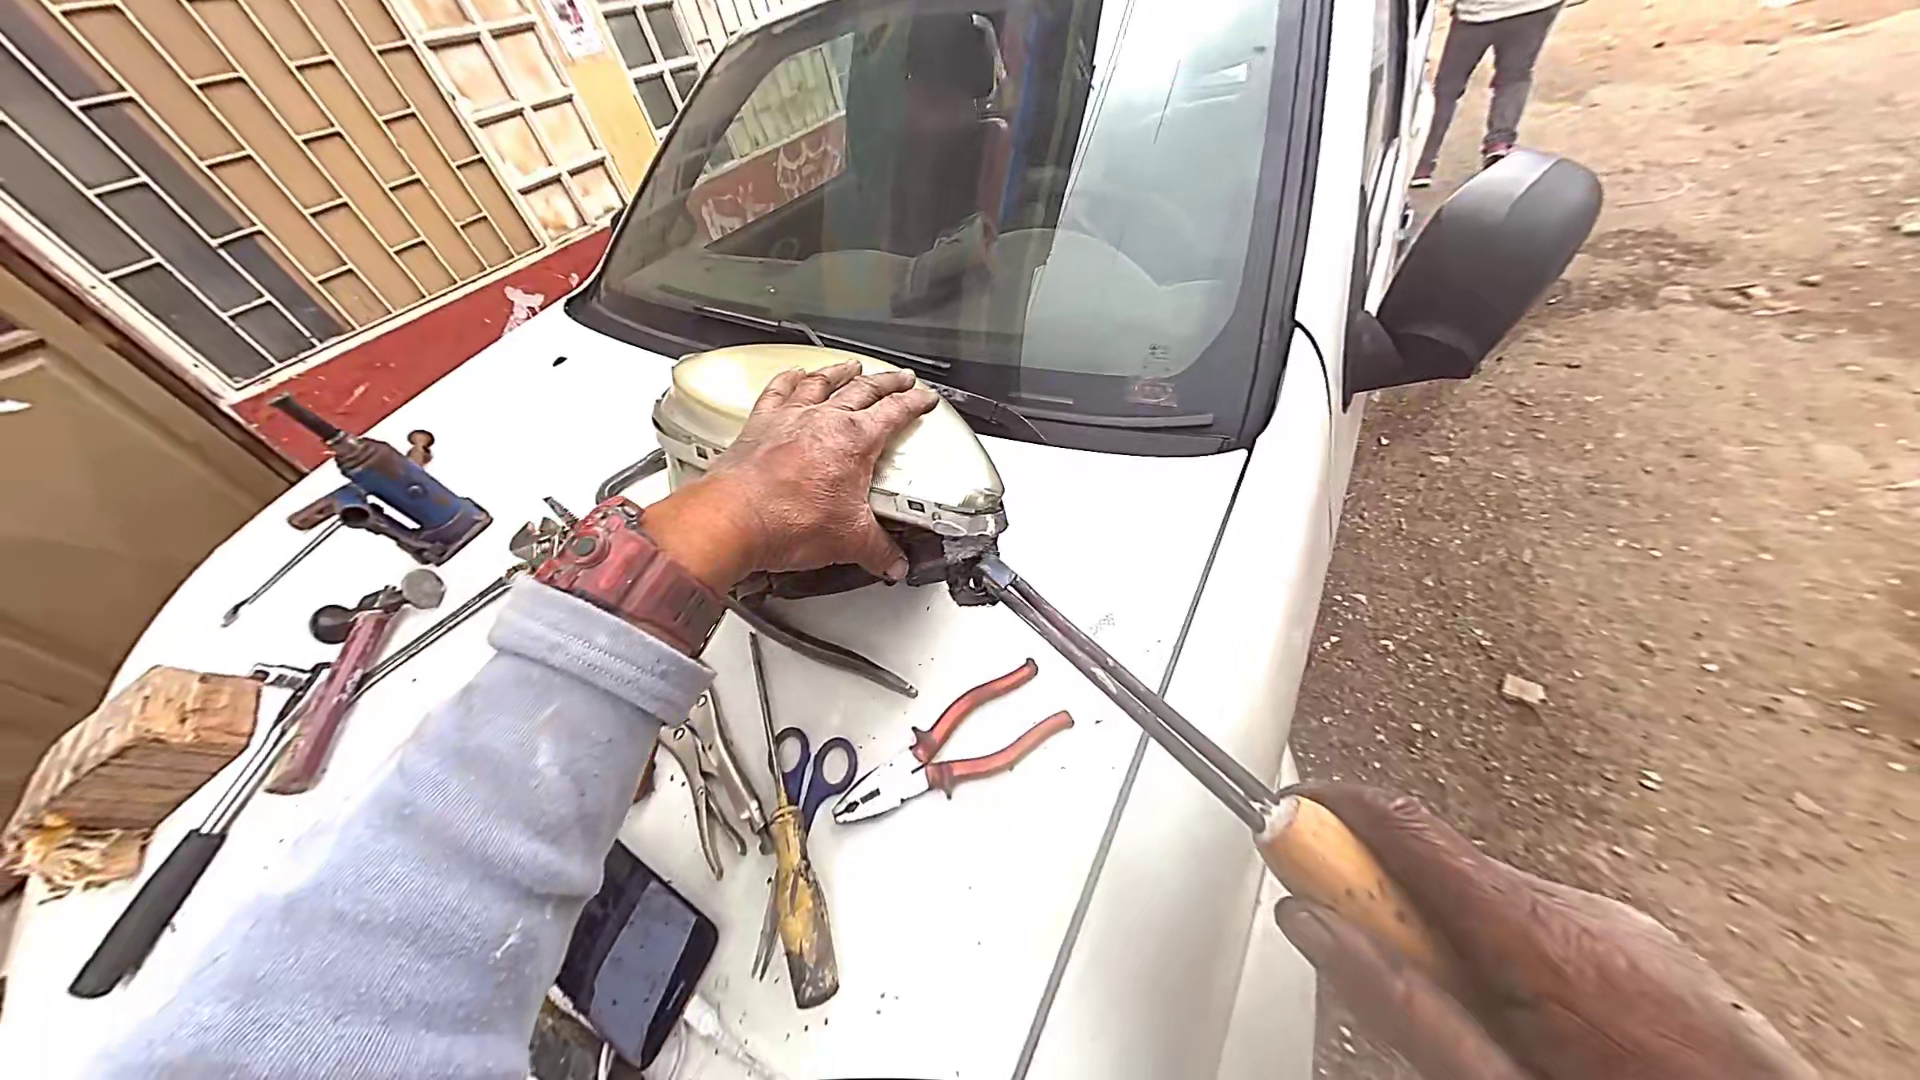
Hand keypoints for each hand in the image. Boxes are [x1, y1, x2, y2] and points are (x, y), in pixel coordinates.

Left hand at [642, 360, 939, 591]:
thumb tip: (894, 563)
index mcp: (855, 440)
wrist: (734, 520)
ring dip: (841, 371)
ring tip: (852, 366)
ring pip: (822, 382)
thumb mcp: (849, 541)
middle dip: (887, 381)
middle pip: (864, 388)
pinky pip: (778, 390)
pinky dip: (789, 379)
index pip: (895, 412)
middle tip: (900, 378)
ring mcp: (790, 418)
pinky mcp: (760, 425)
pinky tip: (793, 374)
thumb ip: (879, 551)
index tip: (924, 397)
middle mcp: (823, 420)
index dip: (915, 402)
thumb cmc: (787, 521)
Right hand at [1275, 783, 1818, 1079]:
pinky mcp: (1635, 945)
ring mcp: (1619, 928)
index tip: (1281, 811)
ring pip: (1476, 890)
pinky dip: (1483, 938)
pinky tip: (1506, 1008)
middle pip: (1433, 859)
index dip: (1331, 806)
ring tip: (1448, 1006)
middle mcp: (1584, 914)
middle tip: (1348, 935)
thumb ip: (1398, 1003)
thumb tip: (1310, 923)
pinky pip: (1523, 915)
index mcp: (1545, 942)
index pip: (1405, 826)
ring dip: (1433, 923)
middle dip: (1376, 886)